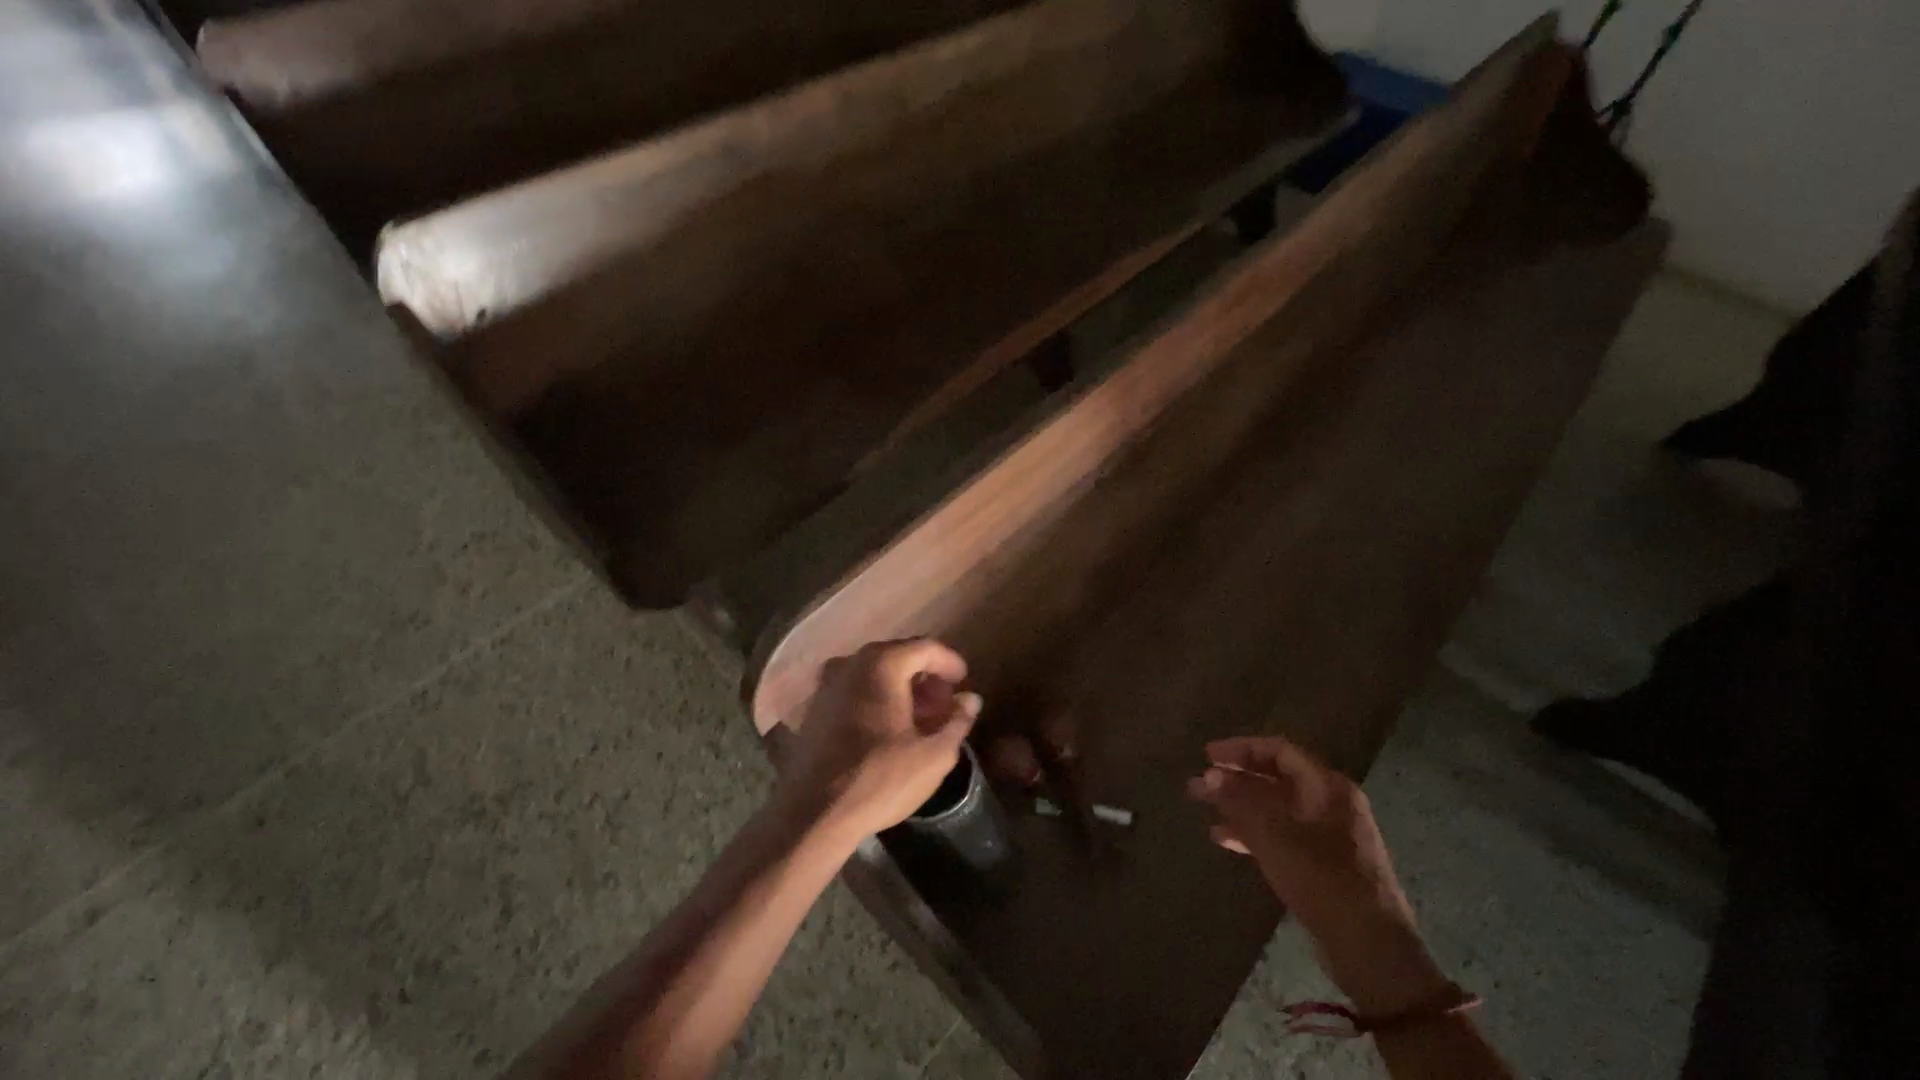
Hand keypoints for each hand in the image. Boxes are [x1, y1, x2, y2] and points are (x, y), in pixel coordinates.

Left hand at [779, 639, 982, 843]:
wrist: (814, 813)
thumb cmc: (880, 778)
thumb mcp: (934, 754)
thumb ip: (957, 720)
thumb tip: (970, 699)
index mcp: (882, 664)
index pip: (926, 648)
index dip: (950, 662)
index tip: (964, 683)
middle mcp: (850, 663)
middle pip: (898, 656)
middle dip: (926, 677)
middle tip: (945, 705)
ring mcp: (827, 684)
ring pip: (875, 674)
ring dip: (902, 689)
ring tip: (921, 719)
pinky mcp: (815, 708)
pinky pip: (855, 690)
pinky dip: (878, 699)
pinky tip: (891, 728)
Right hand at [1188, 736, 1450, 1016]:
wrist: (1368, 945)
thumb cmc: (1322, 879)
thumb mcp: (1274, 835)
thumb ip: (1239, 801)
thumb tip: (1208, 775)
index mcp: (1328, 787)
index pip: (1280, 751)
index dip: (1241, 748)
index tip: (1206, 756)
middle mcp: (1331, 803)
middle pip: (1277, 778)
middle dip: (1236, 778)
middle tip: (1199, 783)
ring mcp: (1328, 835)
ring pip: (1276, 808)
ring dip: (1240, 806)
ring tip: (1204, 809)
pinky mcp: (1322, 863)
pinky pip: (1282, 834)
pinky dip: (1253, 832)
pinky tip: (1224, 840)